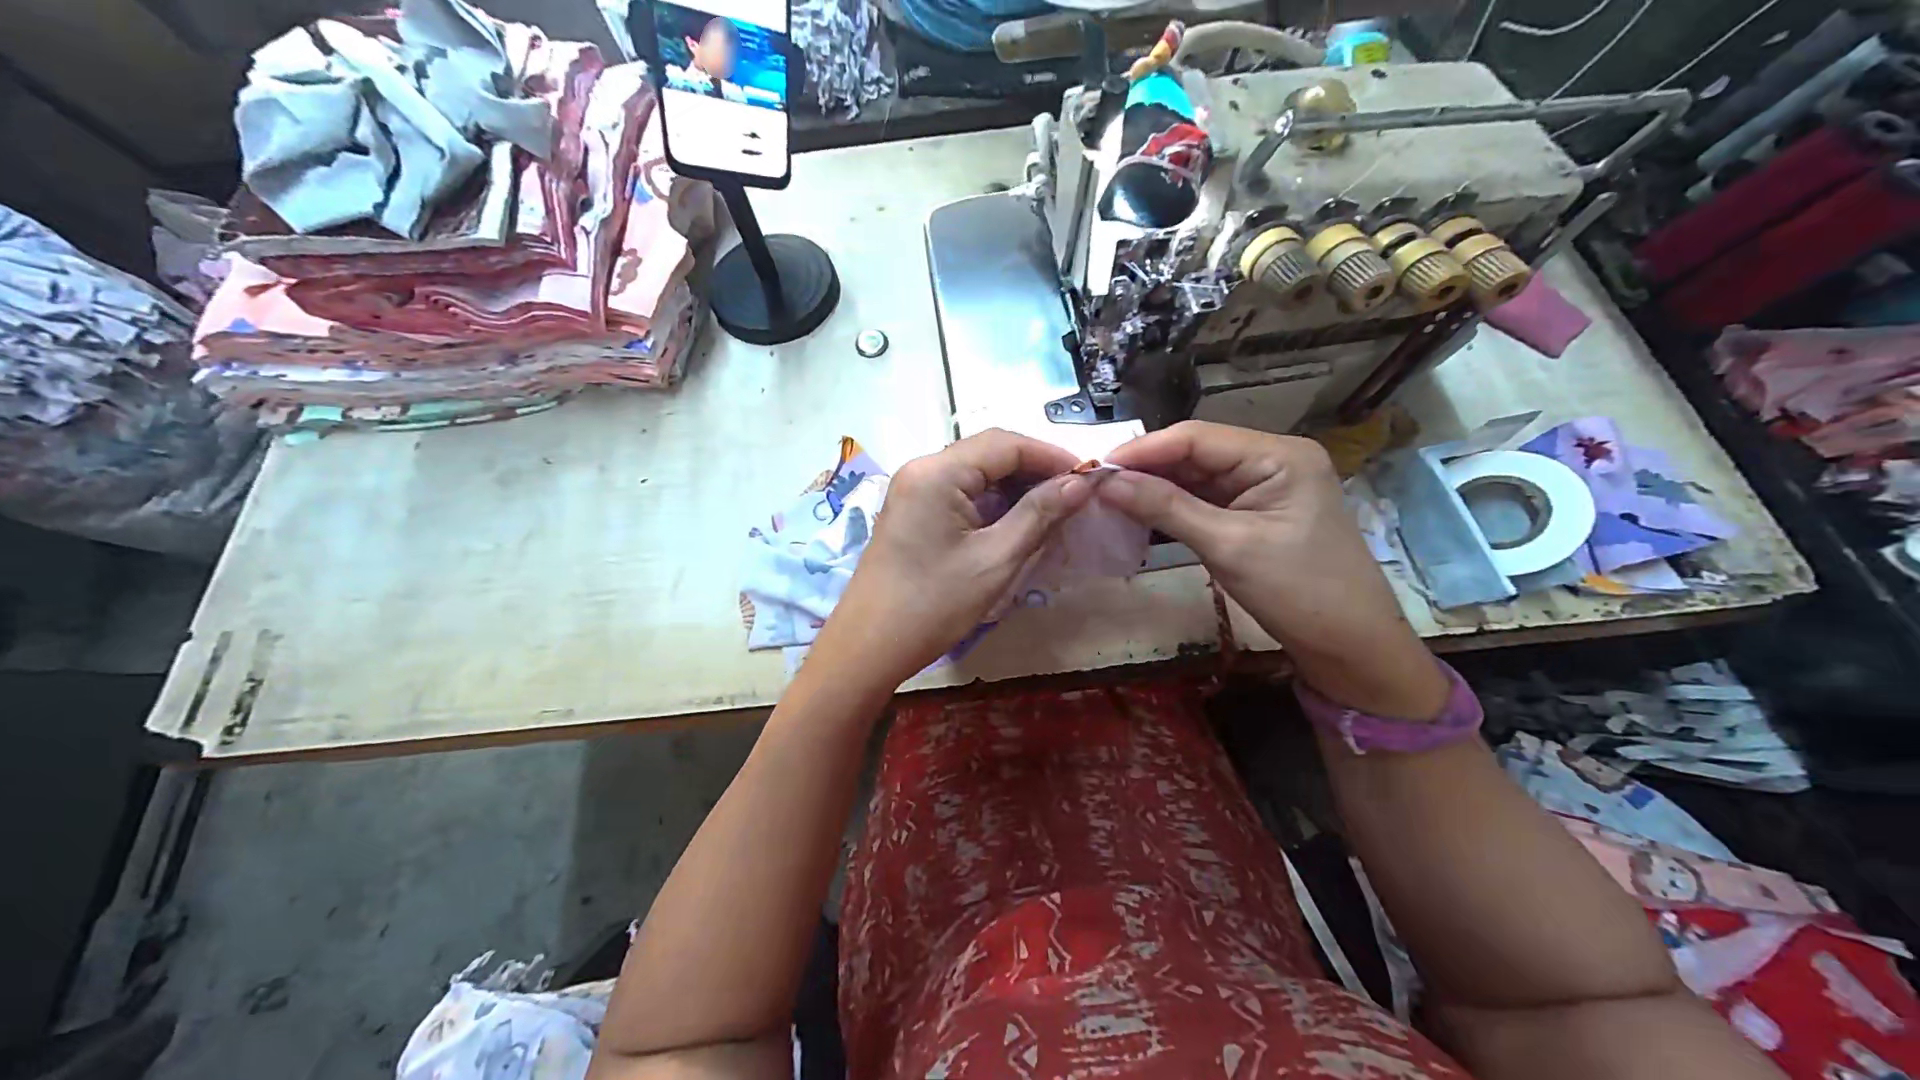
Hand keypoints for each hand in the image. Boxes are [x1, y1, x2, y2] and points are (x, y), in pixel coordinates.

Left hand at [811, 429, 1090, 688]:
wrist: (868, 648)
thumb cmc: (933, 605)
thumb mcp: (995, 560)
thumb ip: (1040, 515)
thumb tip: (1080, 483)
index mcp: (937, 472)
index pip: (1005, 444)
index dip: (1051, 455)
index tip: (1089, 477)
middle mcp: (921, 470)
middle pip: (989, 454)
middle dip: (1034, 471)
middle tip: (1075, 497)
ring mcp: (913, 491)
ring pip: (976, 475)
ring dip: (1015, 489)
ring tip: (1054, 513)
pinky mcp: (913, 513)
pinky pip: (960, 495)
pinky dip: (992, 505)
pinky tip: (1018, 525)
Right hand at [1101, 421, 1446, 718]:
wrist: (1350, 645)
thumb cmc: (1299, 591)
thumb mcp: (1228, 546)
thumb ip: (1166, 508)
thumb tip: (1107, 483)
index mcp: (1279, 454)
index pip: (1197, 438)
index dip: (1143, 450)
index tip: (1096, 468)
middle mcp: (1272, 459)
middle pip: (1195, 453)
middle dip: (1146, 469)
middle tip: (1095, 486)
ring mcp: (1264, 486)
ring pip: (1196, 477)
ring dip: (1155, 488)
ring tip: (1109, 499)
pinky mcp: (1255, 512)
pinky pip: (1205, 500)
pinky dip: (1173, 508)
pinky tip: (1139, 513)